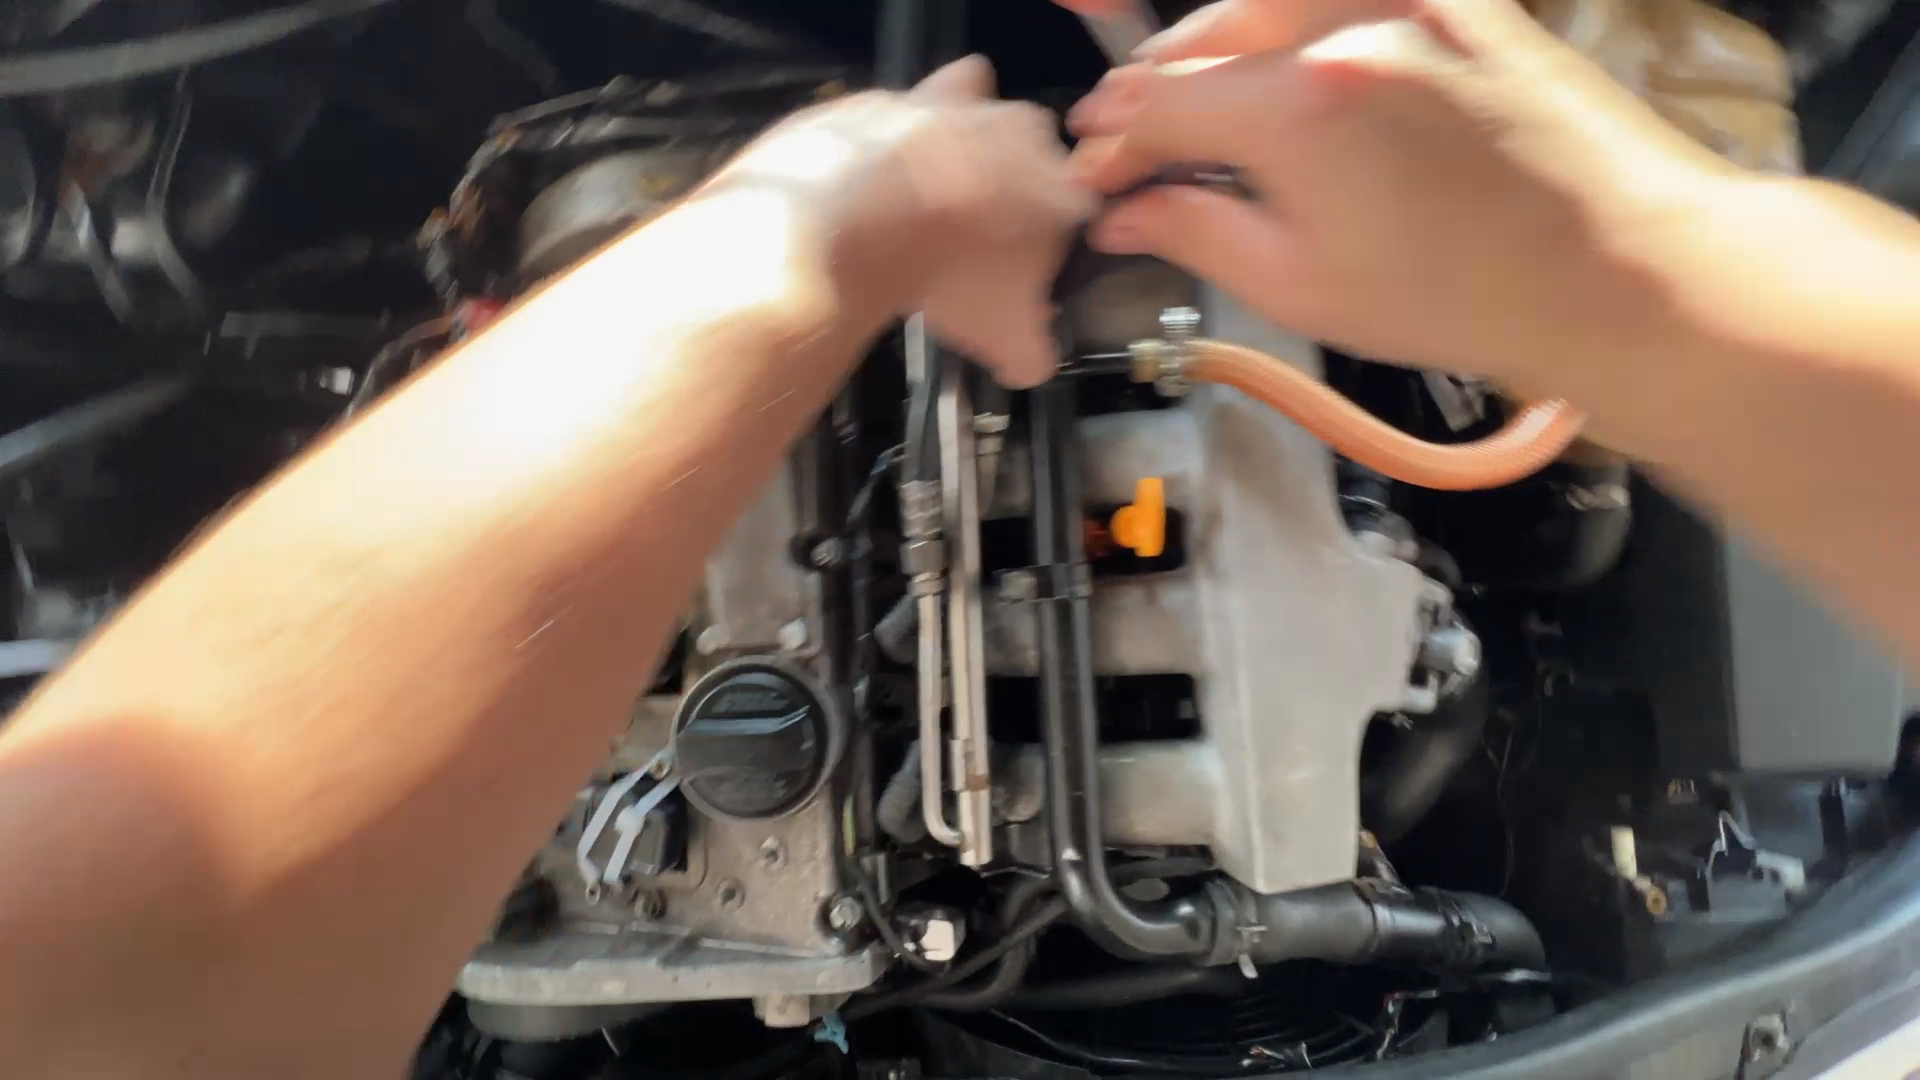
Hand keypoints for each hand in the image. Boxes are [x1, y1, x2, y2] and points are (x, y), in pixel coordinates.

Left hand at [717, 57, 1091, 387]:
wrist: (871, 224)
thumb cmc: (958, 277)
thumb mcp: (1008, 341)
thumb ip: (1034, 356)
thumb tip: (1031, 366)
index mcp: (1064, 190)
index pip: (1078, 217)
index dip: (1052, 250)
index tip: (1023, 274)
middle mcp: (1028, 134)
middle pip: (1035, 165)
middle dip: (1014, 198)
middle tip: (979, 243)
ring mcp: (972, 107)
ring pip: (987, 122)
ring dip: (972, 156)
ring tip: (940, 202)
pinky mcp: (915, 94)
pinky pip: (926, 108)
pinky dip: (917, 137)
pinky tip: (899, 173)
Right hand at [1064, 0, 1743, 382]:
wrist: (1605, 267)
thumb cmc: (1446, 294)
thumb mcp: (1291, 284)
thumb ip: (1192, 232)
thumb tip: (1122, 217)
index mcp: (1304, 106)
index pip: (1164, 108)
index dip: (1113, 145)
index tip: (1090, 176)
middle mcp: (1352, 21)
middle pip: (1203, 40)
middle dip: (1143, 92)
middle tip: (1112, 138)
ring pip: (1261, 3)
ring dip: (1200, 49)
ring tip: (1170, 98)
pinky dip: (1271, 27)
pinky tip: (1253, 65)